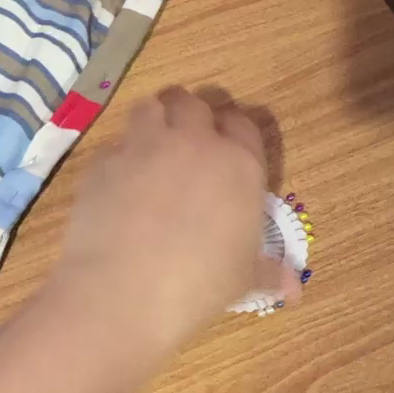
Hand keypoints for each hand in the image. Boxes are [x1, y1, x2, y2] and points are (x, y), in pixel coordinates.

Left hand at [47, 88, 293, 355]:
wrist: (124, 287)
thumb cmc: (198, 284)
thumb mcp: (243, 280)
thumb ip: (267, 272)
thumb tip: (292, 288)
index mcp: (238, 164)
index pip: (241, 123)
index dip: (231, 131)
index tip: (224, 145)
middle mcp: (191, 144)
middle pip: (192, 104)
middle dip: (188, 114)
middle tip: (182, 139)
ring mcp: (142, 148)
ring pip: (148, 108)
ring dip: (151, 120)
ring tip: (147, 147)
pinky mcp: (101, 163)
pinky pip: (111, 146)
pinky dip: (115, 158)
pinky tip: (114, 183)